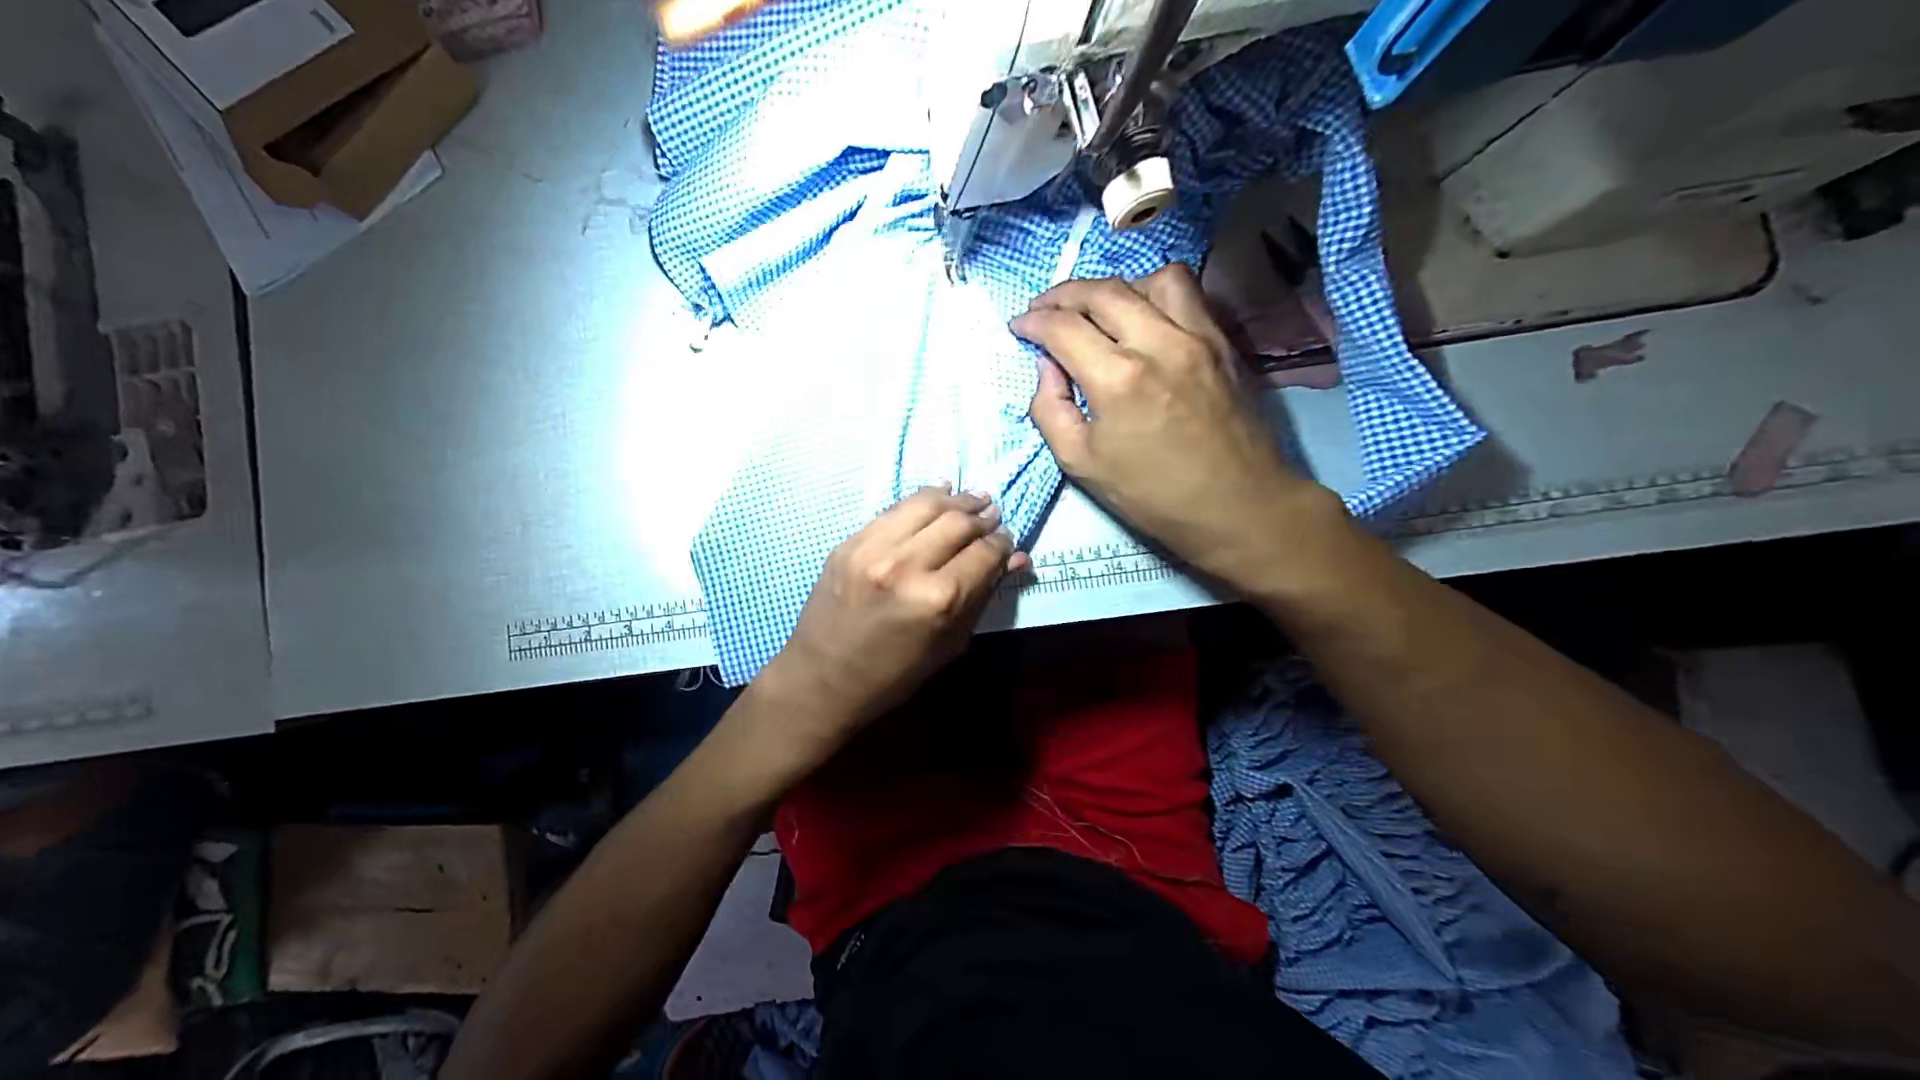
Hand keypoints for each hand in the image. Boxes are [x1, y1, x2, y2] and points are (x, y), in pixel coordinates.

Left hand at [756, 486, 1028, 756]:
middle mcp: (908, 565)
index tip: (1008, 540)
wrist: (824, 678)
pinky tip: (939, 492)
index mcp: (939, 599)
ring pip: (927, 504)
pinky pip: (894, 510)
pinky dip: (921, 498)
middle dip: (983, 517)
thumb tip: (1017, 558)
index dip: (1003, 543)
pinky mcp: (850, 542)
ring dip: (956, 498)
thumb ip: (983, 595)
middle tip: (993, 516)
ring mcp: (874, 549)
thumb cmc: (896, 675)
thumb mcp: (950, 644)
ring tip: (973, 498)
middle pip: (959, 522)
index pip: (985, 553)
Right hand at [1011, 263, 1344, 591]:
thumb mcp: (1081, 464)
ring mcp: (1198, 336)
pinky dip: (1155, 294)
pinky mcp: (1222, 341)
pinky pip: (1188, 294)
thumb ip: (1050, 409)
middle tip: (1044, 307)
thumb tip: (1046, 366)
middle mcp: (1158, 343)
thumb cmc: (1152, 495)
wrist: (1237, 506)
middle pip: (1102, 292)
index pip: (1063, 327)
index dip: (1033, 322)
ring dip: (1115, 288)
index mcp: (1117, 379)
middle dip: (1063, 294)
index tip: (1019, 326)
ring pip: (1151, 279)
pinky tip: (1142, 317)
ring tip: (1098, 310)